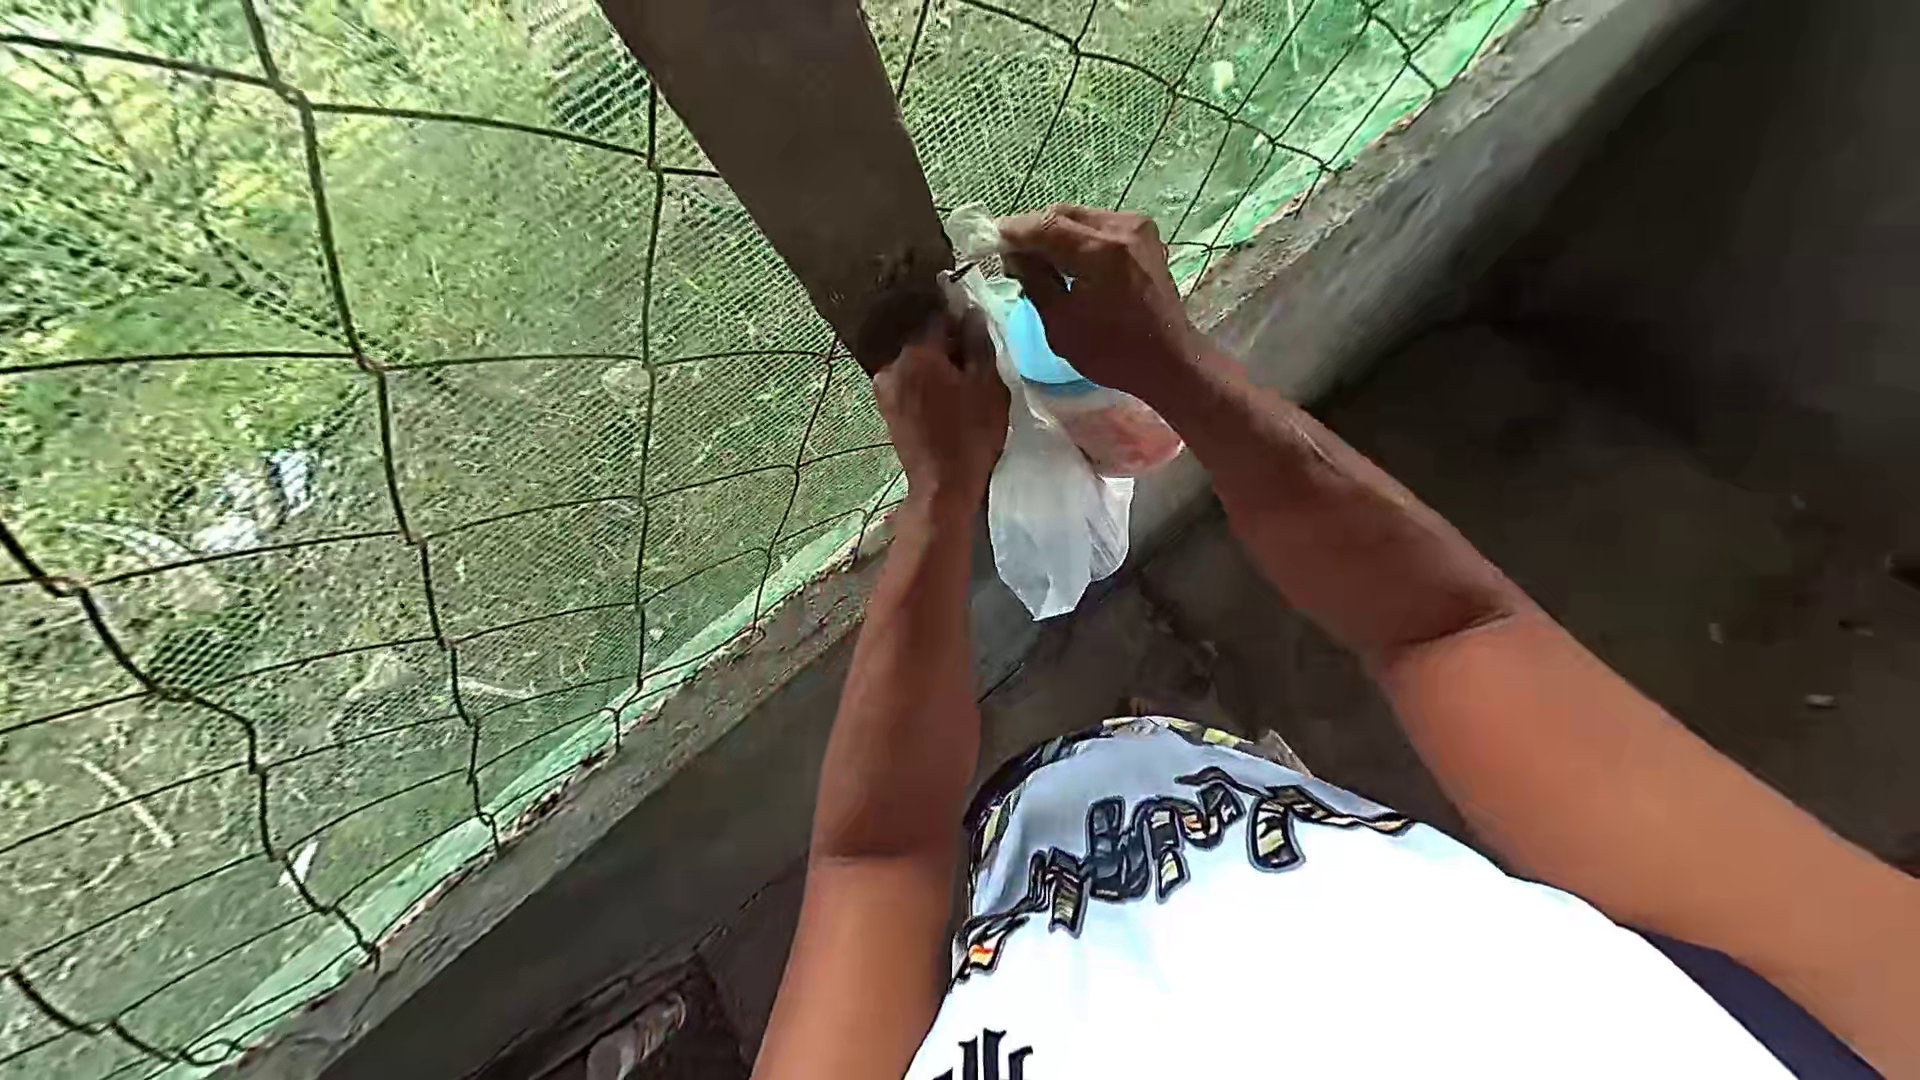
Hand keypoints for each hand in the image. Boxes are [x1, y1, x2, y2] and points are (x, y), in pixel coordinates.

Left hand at [872, 309, 1008, 517]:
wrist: (942, 486)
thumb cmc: (971, 435)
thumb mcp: (988, 386)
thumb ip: (979, 344)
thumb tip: (972, 315)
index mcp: (917, 353)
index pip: (941, 318)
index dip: (964, 322)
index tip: (980, 334)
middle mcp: (892, 365)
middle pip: (925, 343)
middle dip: (948, 348)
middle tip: (974, 365)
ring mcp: (885, 389)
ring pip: (916, 365)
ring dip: (936, 369)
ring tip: (960, 388)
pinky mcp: (886, 410)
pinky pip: (909, 385)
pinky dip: (925, 387)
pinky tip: (943, 402)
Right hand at [997, 204, 1205, 403]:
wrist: (1167, 360)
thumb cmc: (1111, 352)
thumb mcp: (1061, 324)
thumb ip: (1036, 281)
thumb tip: (1014, 255)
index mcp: (1101, 251)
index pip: (1045, 226)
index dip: (1014, 231)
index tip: (990, 239)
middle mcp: (1122, 228)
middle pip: (1064, 214)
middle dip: (1033, 231)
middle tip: (1010, 255)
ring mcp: (1138, 228)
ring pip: (1082, 218)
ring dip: (1055, 234)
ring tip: (1035, 260)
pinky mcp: (1145, 237)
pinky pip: (1100, 226)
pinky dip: (1077, 238)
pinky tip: (1065, 261)